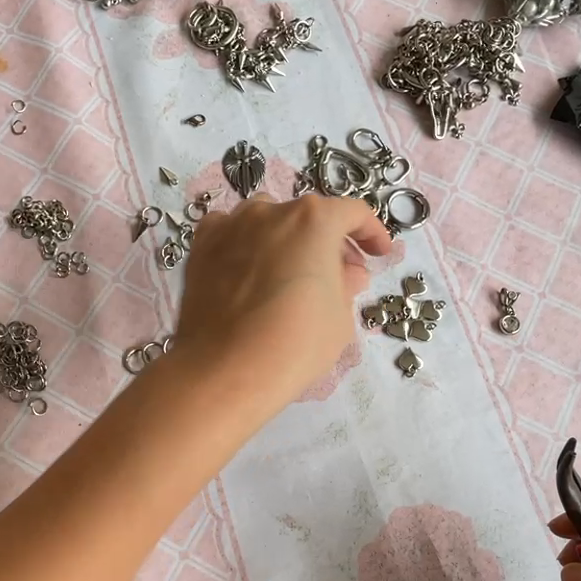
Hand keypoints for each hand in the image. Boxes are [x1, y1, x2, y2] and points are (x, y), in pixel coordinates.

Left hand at [172, 195, 390, 407]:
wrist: (225, 370)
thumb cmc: (295, 344)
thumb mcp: (339, 317)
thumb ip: (346, 284)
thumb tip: (347, 272)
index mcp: (313, 220)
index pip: (352, 213)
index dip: (371, 233)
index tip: (378, 254)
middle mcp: (269, 211)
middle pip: (307, 217)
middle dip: (327, 242)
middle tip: (339, 275)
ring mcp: (231, 226)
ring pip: (266, 221)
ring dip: (285, 240)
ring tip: (291, 272)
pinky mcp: (201, 247)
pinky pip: (230, 234)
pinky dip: (245, 244)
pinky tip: (249, 269)